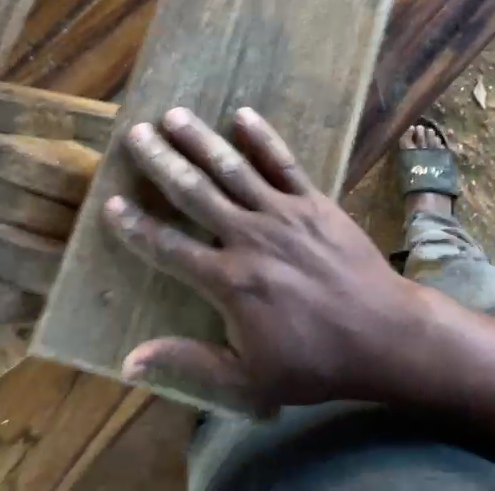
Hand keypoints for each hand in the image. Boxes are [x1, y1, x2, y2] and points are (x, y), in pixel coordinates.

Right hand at [104, 107, 435, 413]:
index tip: (111, 201)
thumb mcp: (247, 380)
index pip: (169, 248)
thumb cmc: (314, 362)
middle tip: (135, 134)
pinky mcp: (314, 201)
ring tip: (174, 114)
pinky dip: (262, 138)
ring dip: (201, 141)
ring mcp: (283, 214)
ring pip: (233, 169)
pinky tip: (242, 114)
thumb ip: (188, 363)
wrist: (383, 334)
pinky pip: (283, 163)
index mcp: (229, 282)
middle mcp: (249, 237)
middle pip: (195, 193)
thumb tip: (129, 360)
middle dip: (162, 162)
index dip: (136, 226)